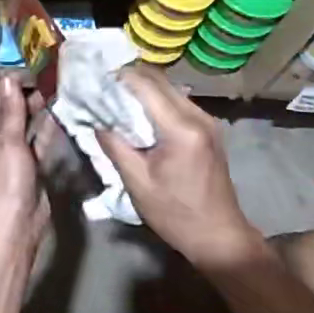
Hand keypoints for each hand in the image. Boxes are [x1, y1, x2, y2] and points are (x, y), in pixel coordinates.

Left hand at [0, 62, 48, 248]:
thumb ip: (12, 112)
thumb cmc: (5, 180)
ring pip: (20, 123)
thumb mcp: (9, 142)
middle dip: (9, 91)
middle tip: (28, 72)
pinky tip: (59, 113)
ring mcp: (12, 152)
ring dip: (31, 106)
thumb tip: (8, 80)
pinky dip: (46, 127)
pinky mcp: (30, 165)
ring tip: (48, 87)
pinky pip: (37, 140)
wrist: (17, 223)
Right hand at [96, 65, 263, 269]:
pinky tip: (136, 111)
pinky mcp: (207, 129)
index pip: (145, 86)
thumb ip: (114, 145)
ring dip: (141, 87)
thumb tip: (96, 120)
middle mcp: (198, 117)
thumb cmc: (175, 213)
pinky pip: (176, 101)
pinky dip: (154, 99)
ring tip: (113, 96)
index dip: (118, 77)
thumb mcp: (136, 181)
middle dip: (128, 77)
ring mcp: (207, 121)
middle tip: (100, 84)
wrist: (219, 236)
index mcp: (181, 129)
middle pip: (159, 80)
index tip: (94, 78)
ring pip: (168, 88)